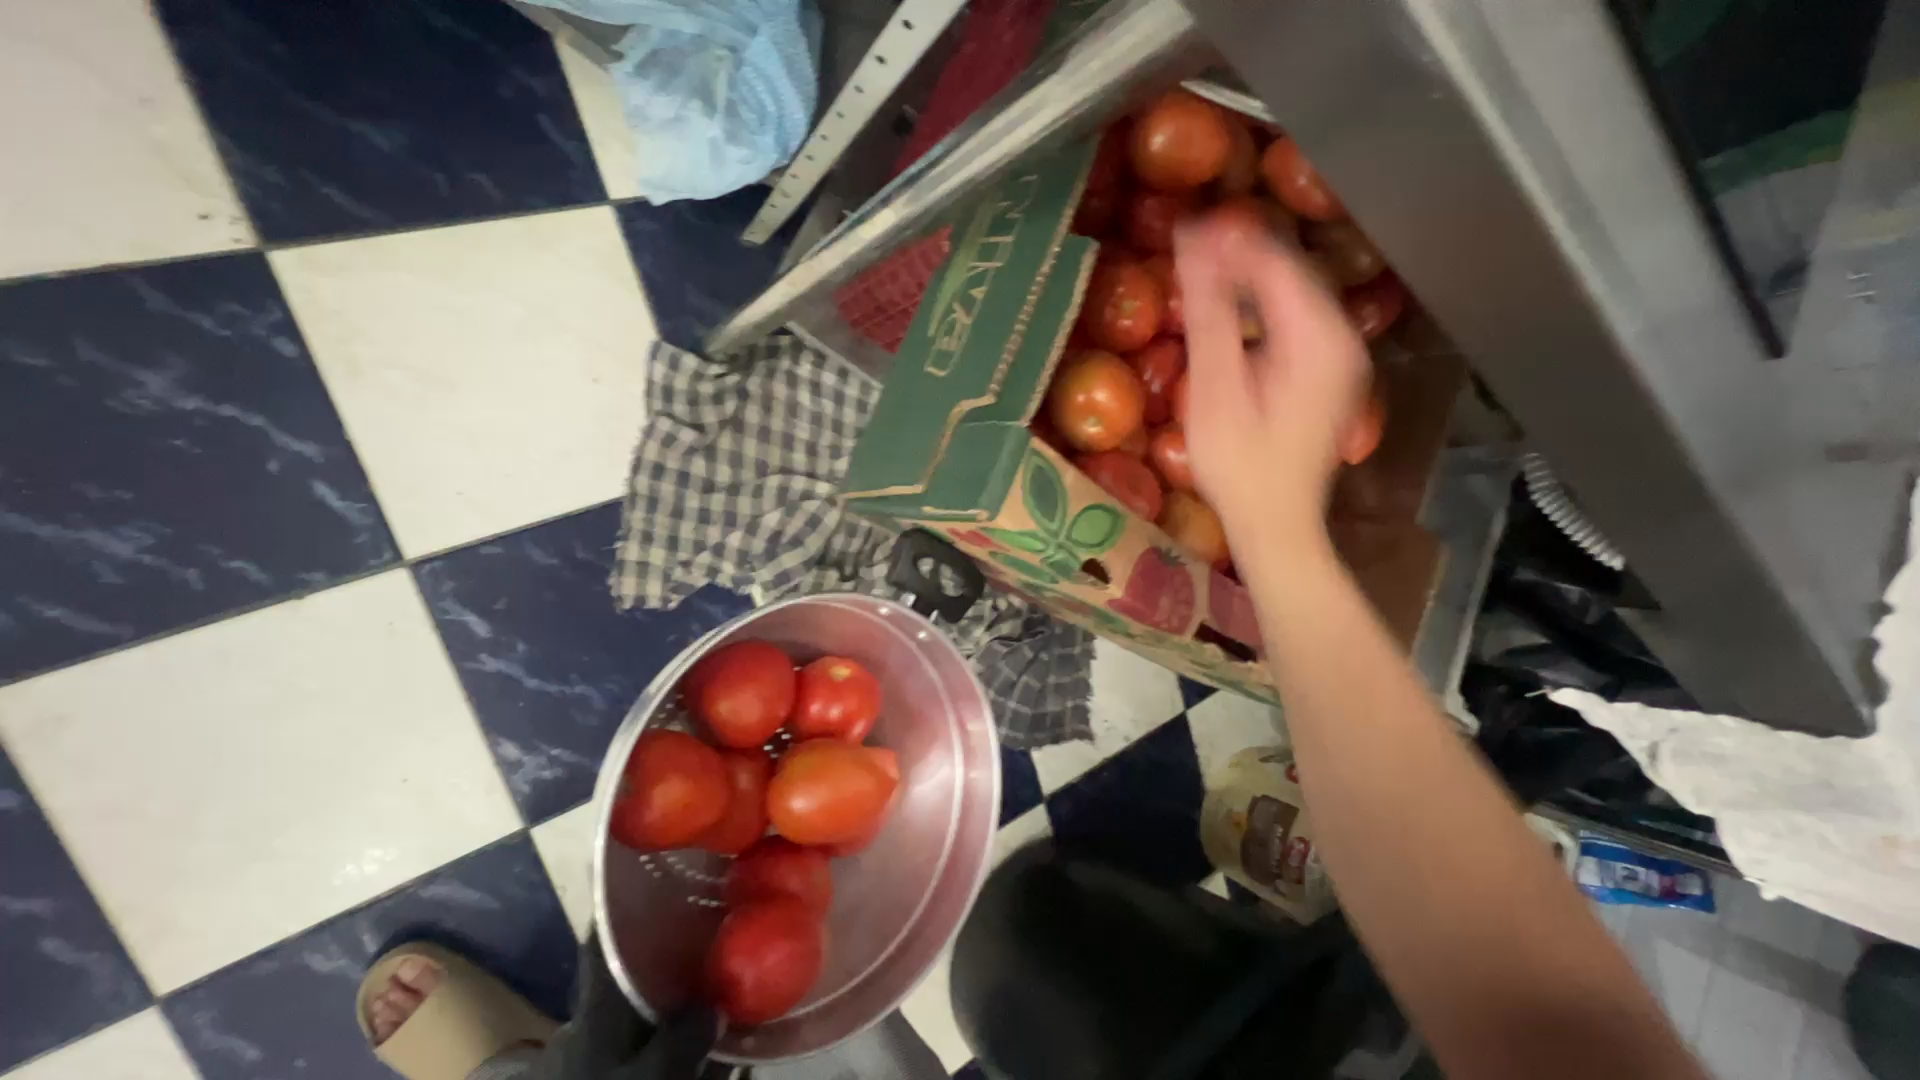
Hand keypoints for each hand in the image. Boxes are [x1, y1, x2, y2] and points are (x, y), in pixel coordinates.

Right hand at [1172, 214, 1370, 562]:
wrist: (1277, 523)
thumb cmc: (1240, 465)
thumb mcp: (1216, 387)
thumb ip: (1210, 314)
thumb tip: (1194, 247)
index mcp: (1318, 337)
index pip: (1275, 262)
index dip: (1230, 238)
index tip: (1185, 222)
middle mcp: (1341, 337)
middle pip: (1290, 271)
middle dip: (1241, 250)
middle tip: (1189, 238)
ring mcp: (1341, 356)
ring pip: (1295, 293)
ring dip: (1251, 274)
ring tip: (1202, 263)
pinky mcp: (1329, 373)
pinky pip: (1297, 318)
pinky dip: (1263, 303)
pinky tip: (1232, 304)